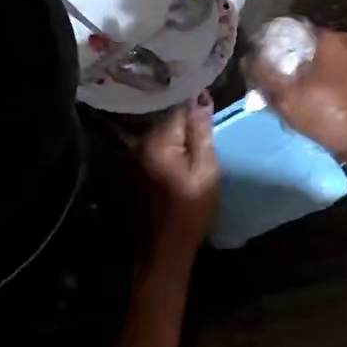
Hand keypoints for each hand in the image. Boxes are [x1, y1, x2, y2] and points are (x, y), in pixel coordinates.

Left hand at [138, 98, 218, 265]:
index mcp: (157, 140)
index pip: (179, 107)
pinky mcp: (134, 168)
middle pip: (168, 118)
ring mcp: (133, 155)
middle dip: (187, 119)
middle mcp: (140, 142)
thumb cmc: (190, 211)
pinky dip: (168, 146)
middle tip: (209, 123)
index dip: (198, 106)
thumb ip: (202, 132)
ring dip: (178, 132)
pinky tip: (182, 154)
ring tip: (198, 134)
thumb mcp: (206, 171)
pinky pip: (155, 146)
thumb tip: (201, 96)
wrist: (163, 250)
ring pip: (161, 132)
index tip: (213, 107)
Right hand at [248, 28, 346, 155]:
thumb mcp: (287, 96)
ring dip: (302, 75)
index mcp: (329, 37)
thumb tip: (248, 57)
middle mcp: (345, 42)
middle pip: (305, 48)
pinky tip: (307, 100)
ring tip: (287, 94)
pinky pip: (331, 74)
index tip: (260, 64)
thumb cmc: (328, 112)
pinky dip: (317, 83)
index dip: (271, 46)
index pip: (290, 31)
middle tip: (272, 82)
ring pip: (318, 62)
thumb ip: (263, 74)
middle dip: (288, 63)